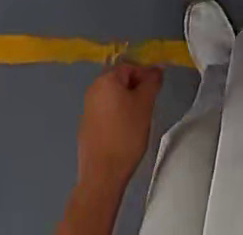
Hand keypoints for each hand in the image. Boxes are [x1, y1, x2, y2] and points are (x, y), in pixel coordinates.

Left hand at [76, 61, 163, 188]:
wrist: (102, 175)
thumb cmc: (126, 134)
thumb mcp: (145, 104)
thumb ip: (152, 82)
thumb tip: (156, 70)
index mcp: (106, 80)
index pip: (130, 67)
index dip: (146, 75)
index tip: (156, 90)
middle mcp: (93, 90)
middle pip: (121, 80)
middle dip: (137, 89)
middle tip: (149, 105)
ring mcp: (87, 109)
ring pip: (114, 97)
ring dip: (128, 102)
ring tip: (139, 120)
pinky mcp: (86, 127)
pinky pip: (106, 112)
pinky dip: (117, 115)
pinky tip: (126, 132)